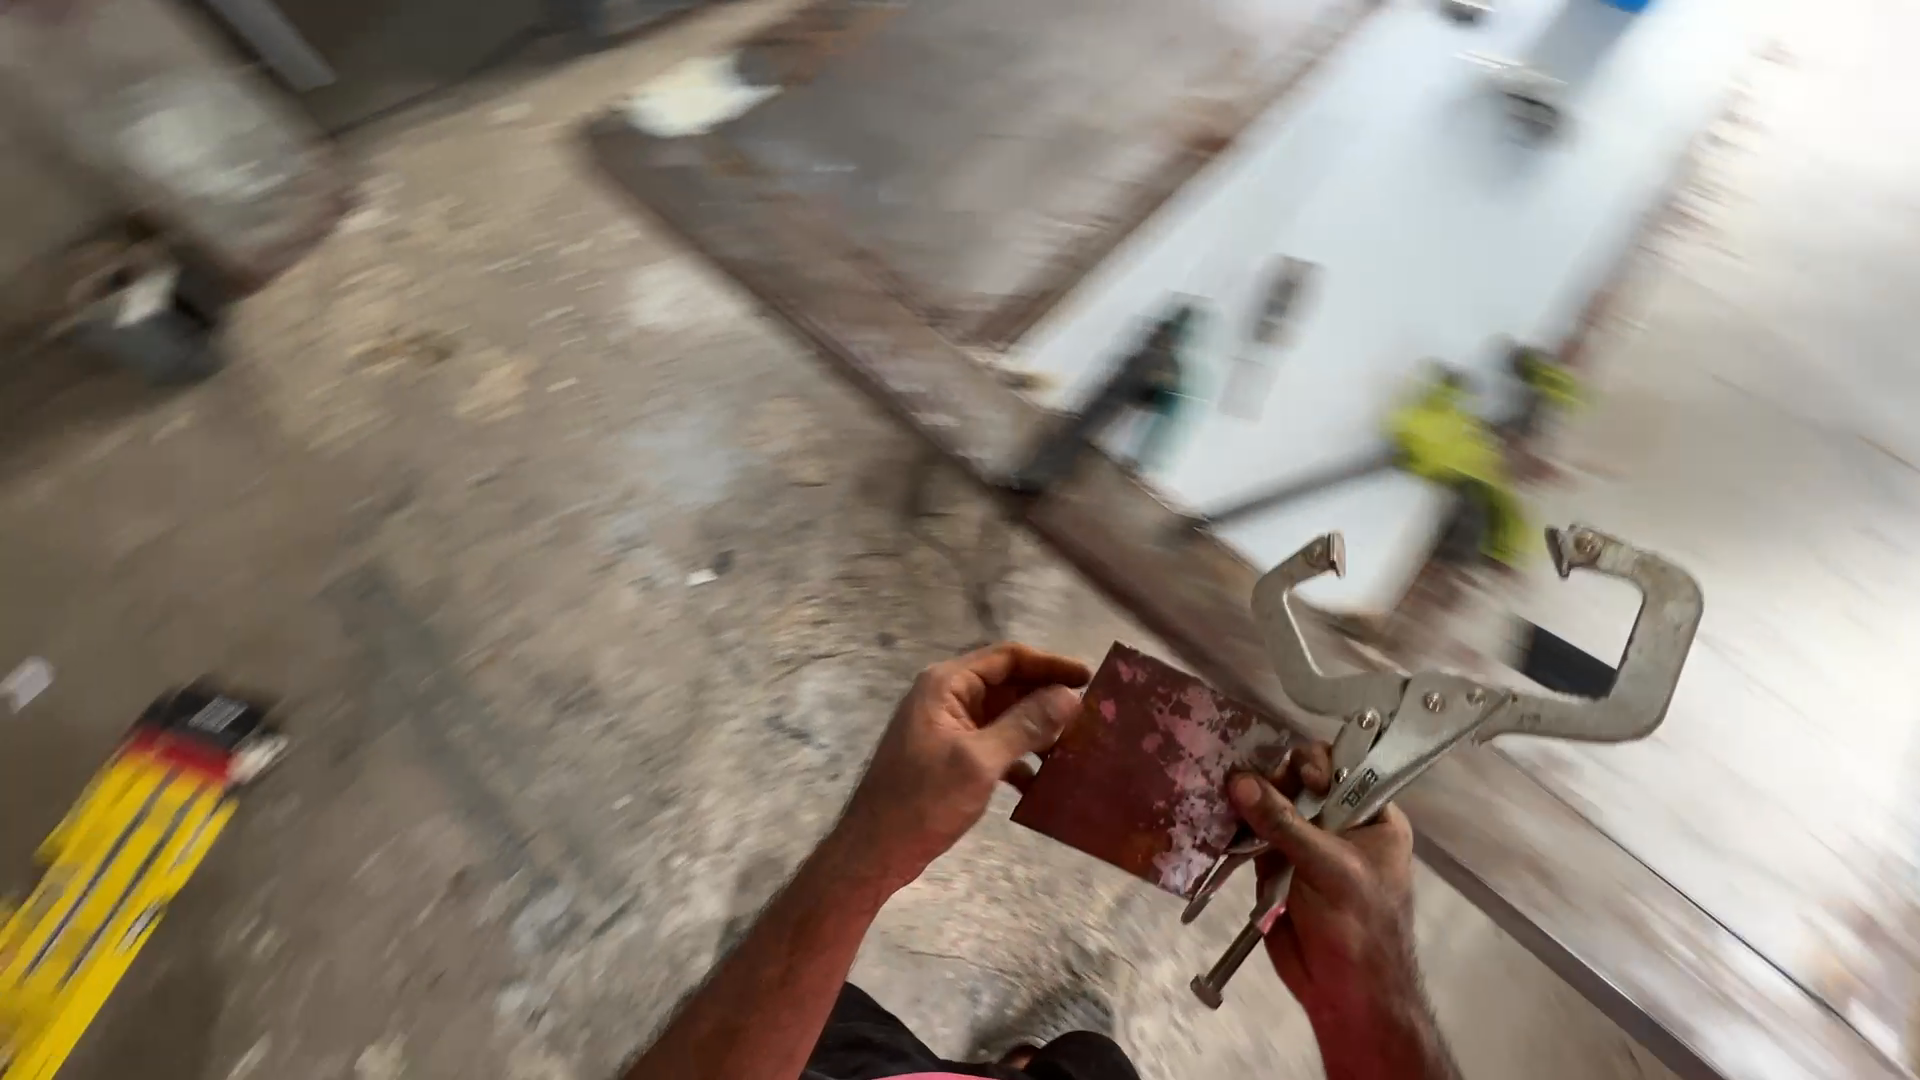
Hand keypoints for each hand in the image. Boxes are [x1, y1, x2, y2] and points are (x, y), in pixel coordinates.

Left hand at [831, 643, 1090, 893]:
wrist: (874, 851)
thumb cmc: (922, 799)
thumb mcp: (979, 761)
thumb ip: (1025, 725)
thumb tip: (1069, 696)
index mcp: (947, 684)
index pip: (1007, 658)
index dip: (1049, 664)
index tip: (1089, 678)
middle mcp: (947, 697)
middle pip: (1008, 685)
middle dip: (1047, 699)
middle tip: (1092, 715)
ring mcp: (949, 728)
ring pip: (1004, 717)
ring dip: (1037, 731)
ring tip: (1076, 748)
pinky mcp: (952, 756)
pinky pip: (995, 744)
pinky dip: (1019, 757)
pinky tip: (1044, 780)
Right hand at [1229, 745, 1421, 1031]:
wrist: (1344, 995)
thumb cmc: (1357, 927)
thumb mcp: (1327, 868)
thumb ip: (1284, 822)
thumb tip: (1237, 780)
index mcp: (1370, 817)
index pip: (1342, 766)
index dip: (1316, 763)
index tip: (1301, 780)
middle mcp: (1336, 821)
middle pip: (1297, 777)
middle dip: (1272, 776)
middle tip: (1251, 786)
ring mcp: (1302, 840)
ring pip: (1269, 801)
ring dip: (1247, 796)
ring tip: (1225, 792)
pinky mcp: (1272, 861)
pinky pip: (1250, 829)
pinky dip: (1233, 822)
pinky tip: (1215, 810)